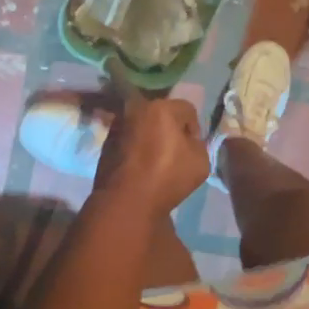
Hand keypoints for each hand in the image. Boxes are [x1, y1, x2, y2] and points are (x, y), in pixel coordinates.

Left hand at [93, 97, 208, 216]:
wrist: (126, 201)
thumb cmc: (167, 178)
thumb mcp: (200, 161)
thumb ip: (198, 144)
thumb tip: (187, 141)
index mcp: (161, 108)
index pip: (188, 109)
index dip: (195, 129)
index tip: (192, 149)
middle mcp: (136, 108)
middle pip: (162, 113)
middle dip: (171, 128)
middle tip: (176, 151)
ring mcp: (118, 124)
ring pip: (143, 125)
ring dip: (151, 135)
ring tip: (155, 158)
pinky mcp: (107, 141)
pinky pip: (129, 137)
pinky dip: (136, 145)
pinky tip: (140, 165)